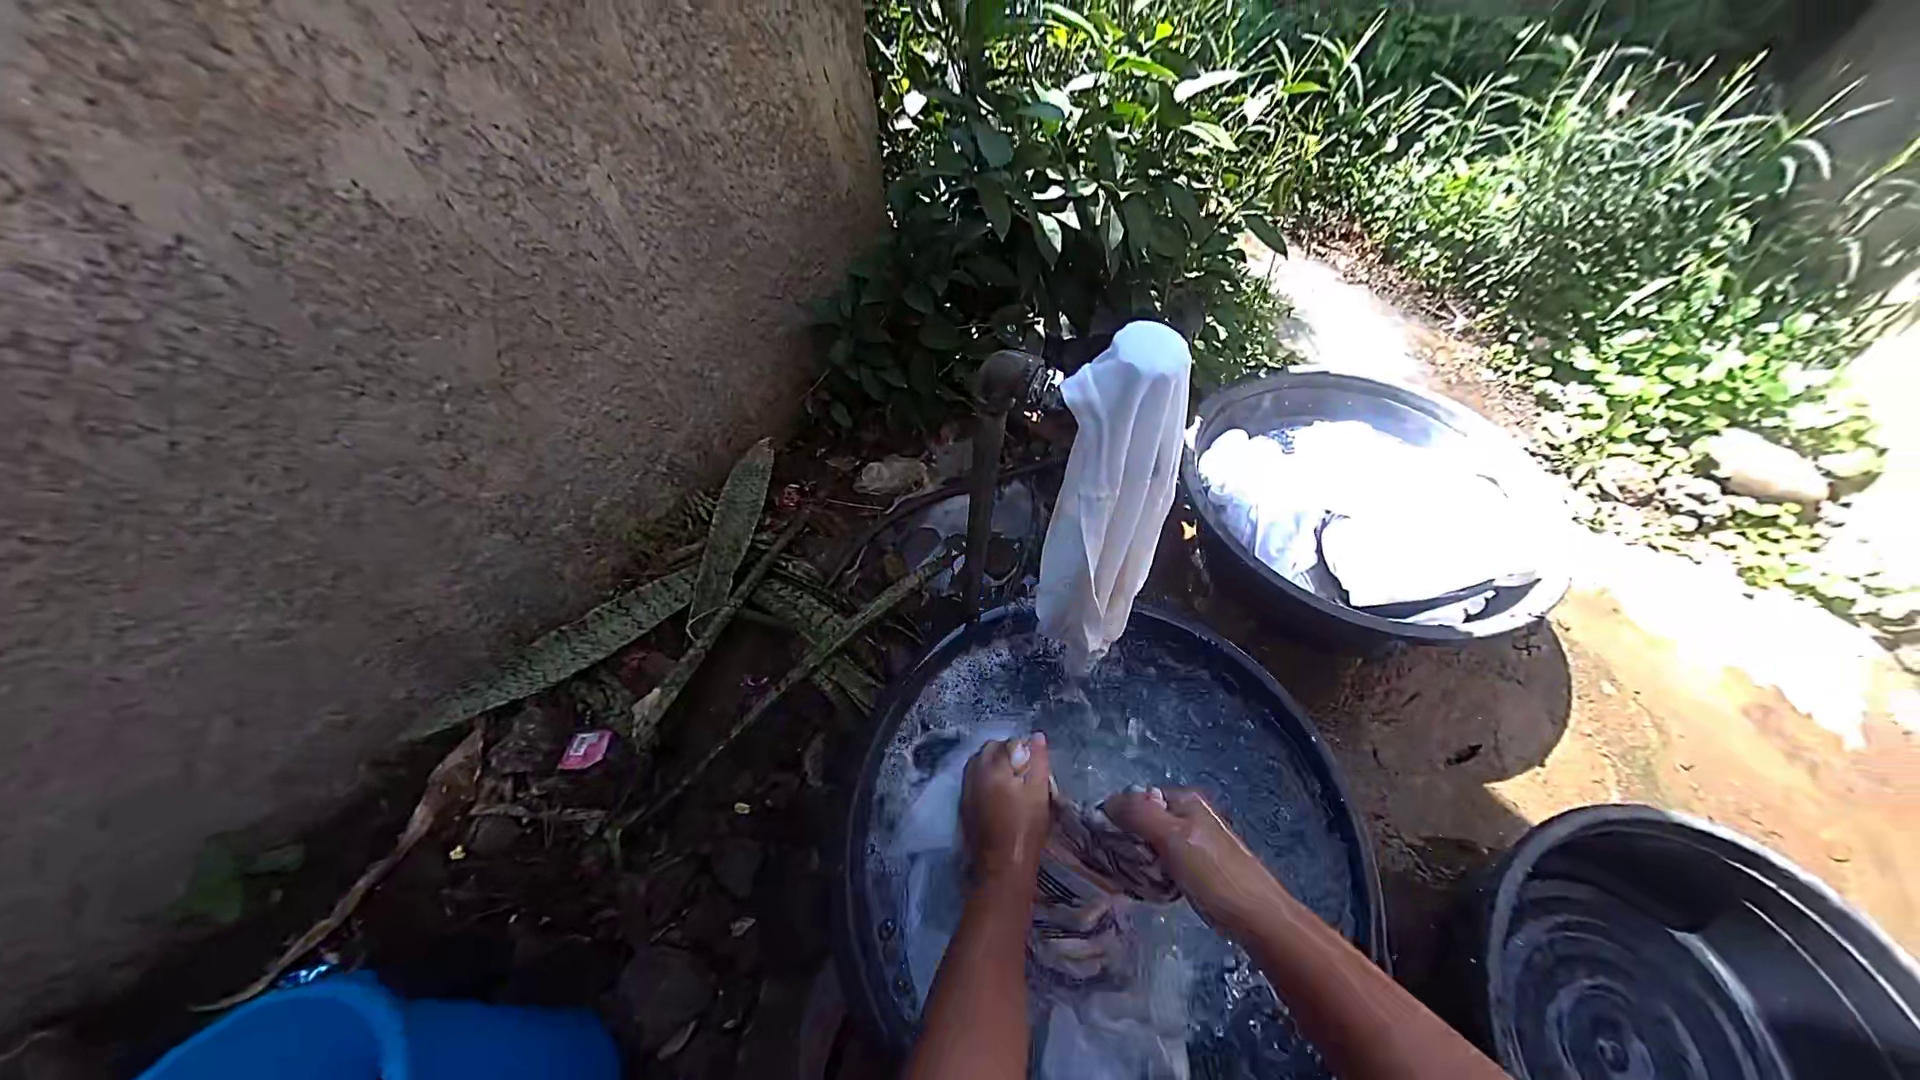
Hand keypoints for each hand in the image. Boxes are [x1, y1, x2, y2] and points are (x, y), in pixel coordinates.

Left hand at [960, 734, 1051, 882]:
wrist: (1002, 867)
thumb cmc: (1025, 828)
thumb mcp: (1039, 792)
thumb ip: (1039, 761)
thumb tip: (1037, 736)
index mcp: (992, 766)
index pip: (1008, 743)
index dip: (1024, 751)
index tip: (1034, 766)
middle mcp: (973, 772)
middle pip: (989, 750)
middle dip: (1006, 754)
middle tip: (1024, 773)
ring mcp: (965, 789)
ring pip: (978, 763)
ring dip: (993, 766)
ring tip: (1012, 784)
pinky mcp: (963, 804)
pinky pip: (972, 780)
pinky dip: (984, 780)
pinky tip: (998, 796)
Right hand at [1104, 786, 1282, 938]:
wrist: (1258, 918)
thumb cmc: (1213, 874)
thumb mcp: (1171, 837)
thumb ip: (1137, 813)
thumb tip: (1106, 803)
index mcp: (1184, 799)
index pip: (1136, 797)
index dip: (1119, 816)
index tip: (1110, 842)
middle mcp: (1190, 813)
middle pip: (1144, 819)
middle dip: (1131, 839)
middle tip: (1126, 862)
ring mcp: (1196, 840)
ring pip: (1153, 842)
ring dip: (1142, 858)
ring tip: (1141, 877)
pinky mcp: (1199, 866)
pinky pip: (1165, 861)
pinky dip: (1156, 871)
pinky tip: (1158, 886)